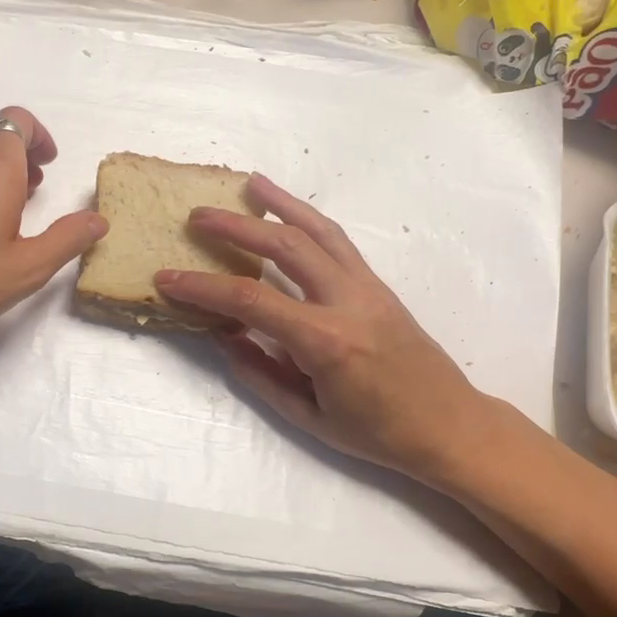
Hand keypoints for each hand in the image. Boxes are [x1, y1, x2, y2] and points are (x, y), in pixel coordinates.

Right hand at [154, 174, 488, 484]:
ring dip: (279, 205)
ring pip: (318, 231)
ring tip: (249, 184)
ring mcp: (367, 287)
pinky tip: (288, 212)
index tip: (167, 277)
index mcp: (326, 341)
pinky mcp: (377, 284)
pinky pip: (338, 241)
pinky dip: (309, 219)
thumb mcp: (308, 416)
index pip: (251, 300)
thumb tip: (222, 335)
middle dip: (236, 227)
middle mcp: (348, 302)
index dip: (203, 286)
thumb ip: (260, 373)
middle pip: (285, 246)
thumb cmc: (377, 432)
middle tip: (196, 216)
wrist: (449, 424)